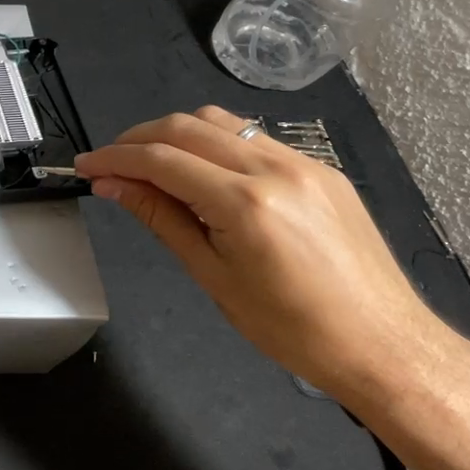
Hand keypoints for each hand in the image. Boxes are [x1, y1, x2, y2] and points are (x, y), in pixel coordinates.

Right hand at [75, 106, 453, 399]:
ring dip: (176, 133)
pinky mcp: (323, 169)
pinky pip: (255, 138)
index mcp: (245, 202)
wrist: (384, 347)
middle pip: (186, 126)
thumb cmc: (291, 327)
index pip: (160, 159)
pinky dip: (216, 144)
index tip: (85, 166)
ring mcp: (305, 163)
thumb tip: (112, 185)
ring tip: (152, 164)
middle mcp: (275, 168)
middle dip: (138, 138)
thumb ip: (160, 217)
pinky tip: (204, 173)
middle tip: (111, 163)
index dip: (114, 158)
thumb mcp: (213, 275)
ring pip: (220, 122)